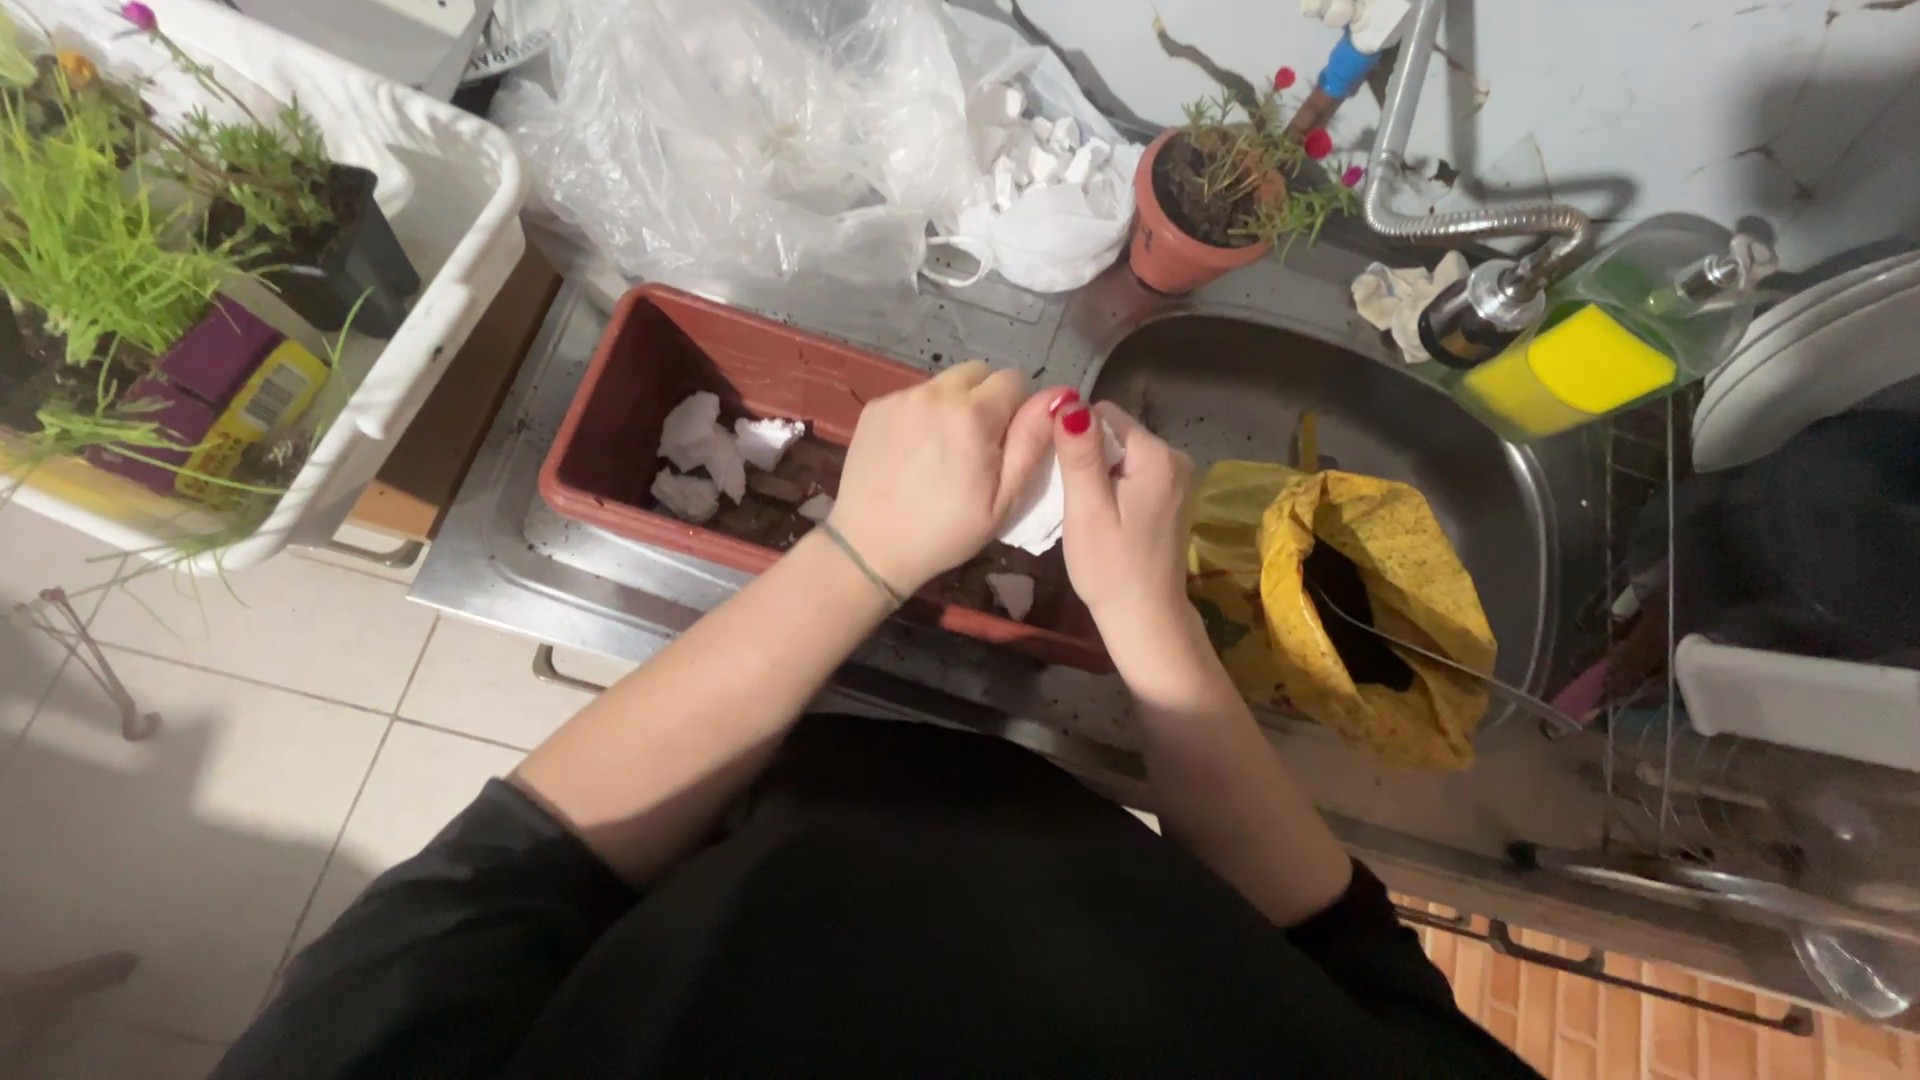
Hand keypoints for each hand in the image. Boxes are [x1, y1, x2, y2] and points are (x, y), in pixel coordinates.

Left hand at [831, 361, 1054, 592]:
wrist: (871, 547)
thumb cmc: (946, 532)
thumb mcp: (1003, 499)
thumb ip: (1033, 442)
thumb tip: (1061, 397)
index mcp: (971, 415)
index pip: (1015, 380)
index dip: (1018, 410)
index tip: (1005, 445)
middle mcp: (934, 393)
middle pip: (978, 372)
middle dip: (987, 400)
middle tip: (977, 445)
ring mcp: (900, 398)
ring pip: (944, 383)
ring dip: (953, 405)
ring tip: (943, 451)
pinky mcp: (875, 407)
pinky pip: (914, 396)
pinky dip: (922, 414)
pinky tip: (914, 453)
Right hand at [1053, 398, 1195, 643]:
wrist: (1145, 618)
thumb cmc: (1109, 566)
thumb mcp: (1086, 508)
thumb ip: (1079, 452)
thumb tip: (1066, 399)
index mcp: (1157, 454)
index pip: (1104, 414)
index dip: (1074, 435)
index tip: (1058, 470)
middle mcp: (1175, 458)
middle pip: (1115, 433)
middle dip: (1087, 454)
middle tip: (1070, 496)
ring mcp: (1178, 479)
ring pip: (1123, 454)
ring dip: (1098, 473)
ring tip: (1083, 508)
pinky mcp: (1172, 498)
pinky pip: (1134, 474)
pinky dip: (1114, 487)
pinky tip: (1102, 516)